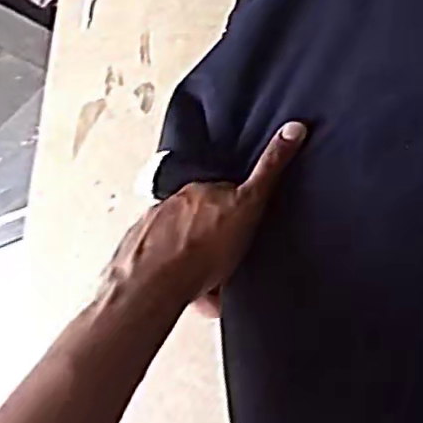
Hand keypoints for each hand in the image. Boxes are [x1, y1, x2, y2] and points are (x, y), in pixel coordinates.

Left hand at [103, 120, 308, 314]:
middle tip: (226, 251)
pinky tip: (186, 293)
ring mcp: (145, 234)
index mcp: (198, 189)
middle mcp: (168, 205)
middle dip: (210, 231)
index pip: (221, 190)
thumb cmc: (200, 250)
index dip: (235, 206)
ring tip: (207, 279)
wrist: (146, 294)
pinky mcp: (129, 263)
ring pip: (177, 241)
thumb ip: (271, 167)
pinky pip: (157, 266)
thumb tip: (293, 128)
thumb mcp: (250, 203)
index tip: (242, 219)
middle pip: (197, 215)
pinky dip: (170, 276)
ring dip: (190, 255)